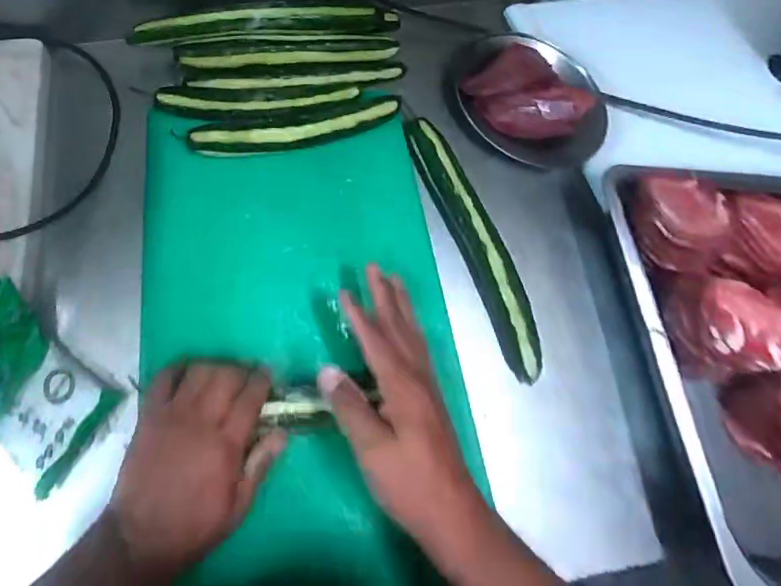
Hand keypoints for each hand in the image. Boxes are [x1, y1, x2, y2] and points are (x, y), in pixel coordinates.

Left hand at [107, 362, 286, 581]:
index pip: (250, 398)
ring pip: (198, 371)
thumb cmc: (195, 524)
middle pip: (226, 376)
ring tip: (220, 374)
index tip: (269, 375)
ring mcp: (172, 413)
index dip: (262, 381)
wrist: (142, 535)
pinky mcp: (149, 413)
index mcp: (225, 445)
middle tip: (247, 376)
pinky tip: (188, 373)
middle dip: (241, 370)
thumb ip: (260, 466)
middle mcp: (200, 420)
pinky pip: (165, 377)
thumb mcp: (237, 507)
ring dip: (214, 366)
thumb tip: (282, 432)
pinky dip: (178, 368)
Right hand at [323, 266, 561, 584]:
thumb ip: (349, 407)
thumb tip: (326, 369)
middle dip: (385, 296)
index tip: (343, 289)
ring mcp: (428, 388)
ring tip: (394, 282)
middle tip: (375, 266)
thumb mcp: (372, 449)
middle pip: (398, 327)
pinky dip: (410, 328)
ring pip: (413, 335)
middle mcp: (417, 378)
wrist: (454, 514)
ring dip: (401, 306)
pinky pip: (418, 348)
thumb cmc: (409, 482)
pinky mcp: (431, 400)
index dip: (358, 315)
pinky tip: (408, 330)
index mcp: (401, 385)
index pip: (375, 341)